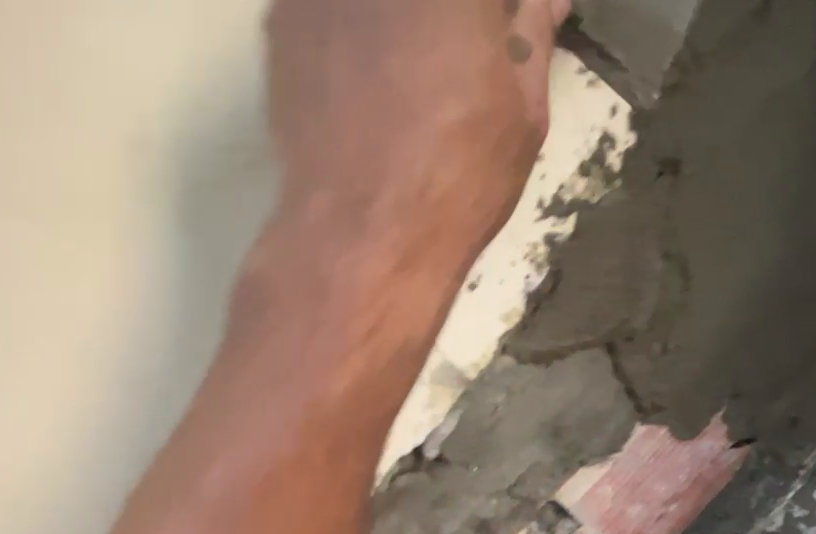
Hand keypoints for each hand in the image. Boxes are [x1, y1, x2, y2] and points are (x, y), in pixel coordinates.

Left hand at [265, 0, 569, 261]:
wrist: (366, 229)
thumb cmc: (464, 177)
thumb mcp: (523, 116)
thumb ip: (531, 40)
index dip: (499, 15)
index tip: (506, 36)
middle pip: (431, 1)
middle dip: (453, 21)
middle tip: (465, 62)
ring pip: (380, 9)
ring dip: (404, 28)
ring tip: (414, 77)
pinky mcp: (283, 15)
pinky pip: (334, 7)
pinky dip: (357, 28)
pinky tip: (370, 82)